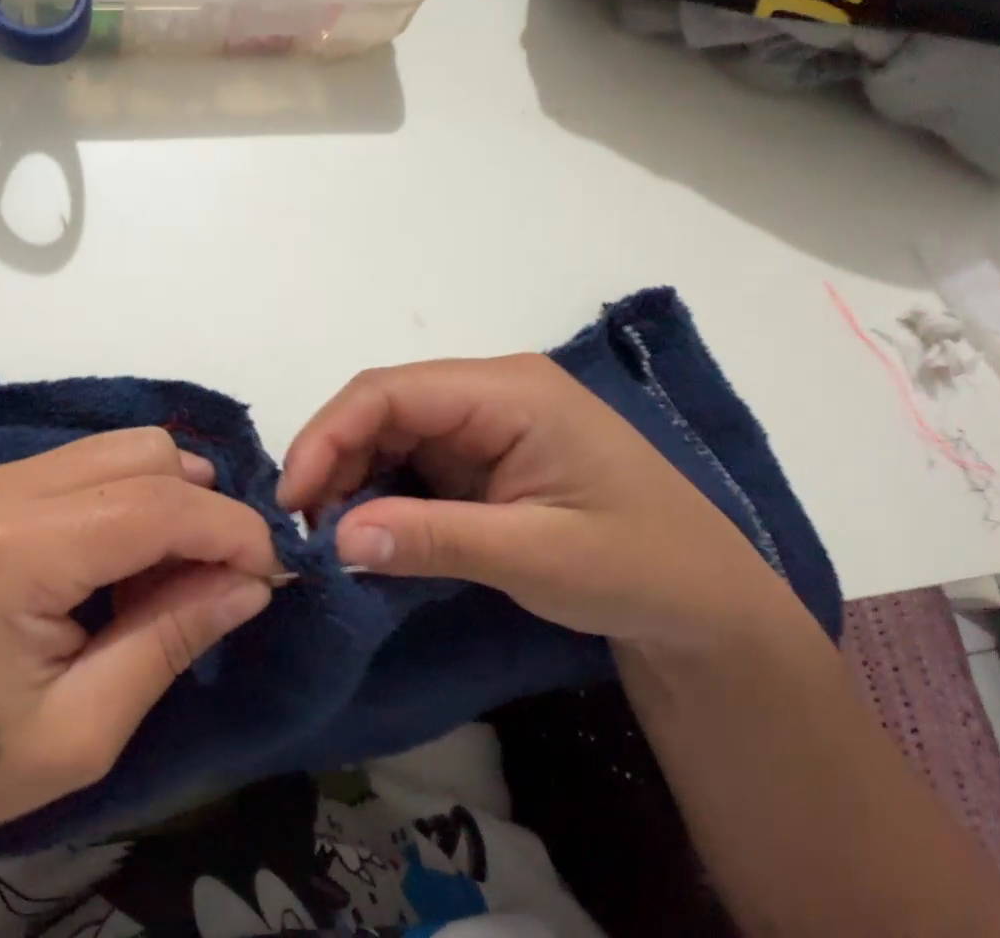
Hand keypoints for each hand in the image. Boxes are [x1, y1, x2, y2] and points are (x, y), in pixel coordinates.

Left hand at [0, 428, 281, 860]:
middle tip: (224, 582)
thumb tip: (255, 580)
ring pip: (120, 451)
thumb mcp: (90, 724)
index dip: (232, 530)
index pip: (155, 505)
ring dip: (170, 502)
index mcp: (11, 552)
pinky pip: (88, 467)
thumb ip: (173, 635)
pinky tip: (129, 564)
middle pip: (144, 454)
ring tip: (174, 578)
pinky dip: (132, 502)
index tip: (276, 573)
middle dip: (204, 509)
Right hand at [277, 356, 795, 653]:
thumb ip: (434, 539)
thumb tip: (334, 538)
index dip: (327, 437)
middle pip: (381, 408)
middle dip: (332, 463)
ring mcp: (486, 426)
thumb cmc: (640, 569)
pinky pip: (409, 464)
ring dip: (349, 482)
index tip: (293, 502)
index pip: (390, 392)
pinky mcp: (482, 461)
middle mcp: (492, 394)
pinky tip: (365, 533)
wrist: (706, 608)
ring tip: (328, 539)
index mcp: (511, 392)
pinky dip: (376, 496)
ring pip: (388, 435)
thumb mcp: (537, 557)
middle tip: (305, 532)